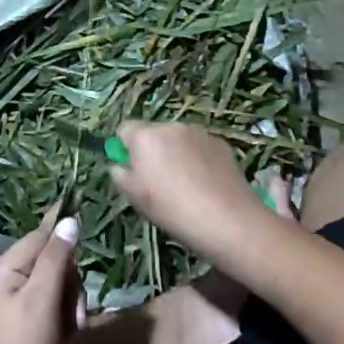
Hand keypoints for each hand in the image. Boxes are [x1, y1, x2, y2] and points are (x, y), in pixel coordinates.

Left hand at [0, 206, 81, 343]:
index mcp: (1, 268)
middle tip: (71, 319)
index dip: (65, 255)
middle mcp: (3, 280)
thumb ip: (56, 257)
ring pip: (55, 290)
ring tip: (64, 338)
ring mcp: (10, 304)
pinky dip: (60, 327)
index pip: (42, 239)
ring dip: (68, 312)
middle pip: (51, 265)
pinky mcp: (19, 325)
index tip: (76, 283)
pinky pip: (49, 311)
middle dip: (69, 291)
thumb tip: (69, 219)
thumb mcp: (43, 298)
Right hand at [109, 122, 278, 256]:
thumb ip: (119, 175)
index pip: (125, 129)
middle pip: (154, 133)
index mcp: (145, 136)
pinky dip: (198, 158)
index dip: (125, 147)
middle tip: (158, 180)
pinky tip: (205, 183)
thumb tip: (119, 165)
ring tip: (185, 184)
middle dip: (153, 150)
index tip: (132, 168)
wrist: (225, 218)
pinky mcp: (221, 143)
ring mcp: (199, 132)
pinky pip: (200, 147)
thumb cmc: (170, 207)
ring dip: (176, 153)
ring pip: (179, 139)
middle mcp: (171, 126)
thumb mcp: (133, 197)